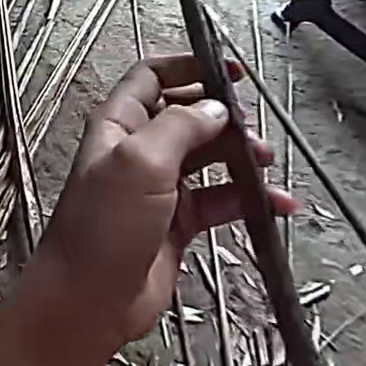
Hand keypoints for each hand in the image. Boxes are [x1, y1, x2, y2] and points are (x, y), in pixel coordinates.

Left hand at [24, 54, 290, 359]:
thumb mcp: (139, 162)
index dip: (189, 67)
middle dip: (223, 116)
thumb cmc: (103, 225)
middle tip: (252, 129)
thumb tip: (216, 107)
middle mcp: (138, 149)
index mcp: (119, 124)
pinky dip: (247, 199)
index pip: (152, 77)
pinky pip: (218, 200)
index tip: (229, 71)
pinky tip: (276, 206)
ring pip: (207, 158)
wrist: (89, 298)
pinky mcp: (177, 221)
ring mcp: (158, 186)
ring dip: (241, 157)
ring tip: (266, 164)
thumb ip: (179, 127)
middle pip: (186, 115)